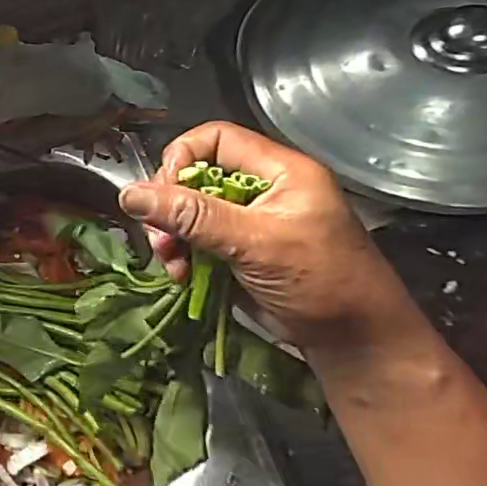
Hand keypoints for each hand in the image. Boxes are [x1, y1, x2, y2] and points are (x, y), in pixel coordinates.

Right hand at [118, 122, 427, 359]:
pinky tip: (180, 275)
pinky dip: (181, 255)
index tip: (164, 193)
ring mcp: (248, 222)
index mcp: (279, 171)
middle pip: (194, 176)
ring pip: (188, 211)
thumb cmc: (322, 283)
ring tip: (170, 262)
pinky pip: (194, 240)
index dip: (182, 158)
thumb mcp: (255, 243)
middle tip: (161, 238)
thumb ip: (192, 216)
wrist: (357, 346)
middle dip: (170, 206)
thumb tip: (130, 194)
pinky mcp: (238, 251)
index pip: (215, 139)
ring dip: (171, 235)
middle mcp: (261, 189)